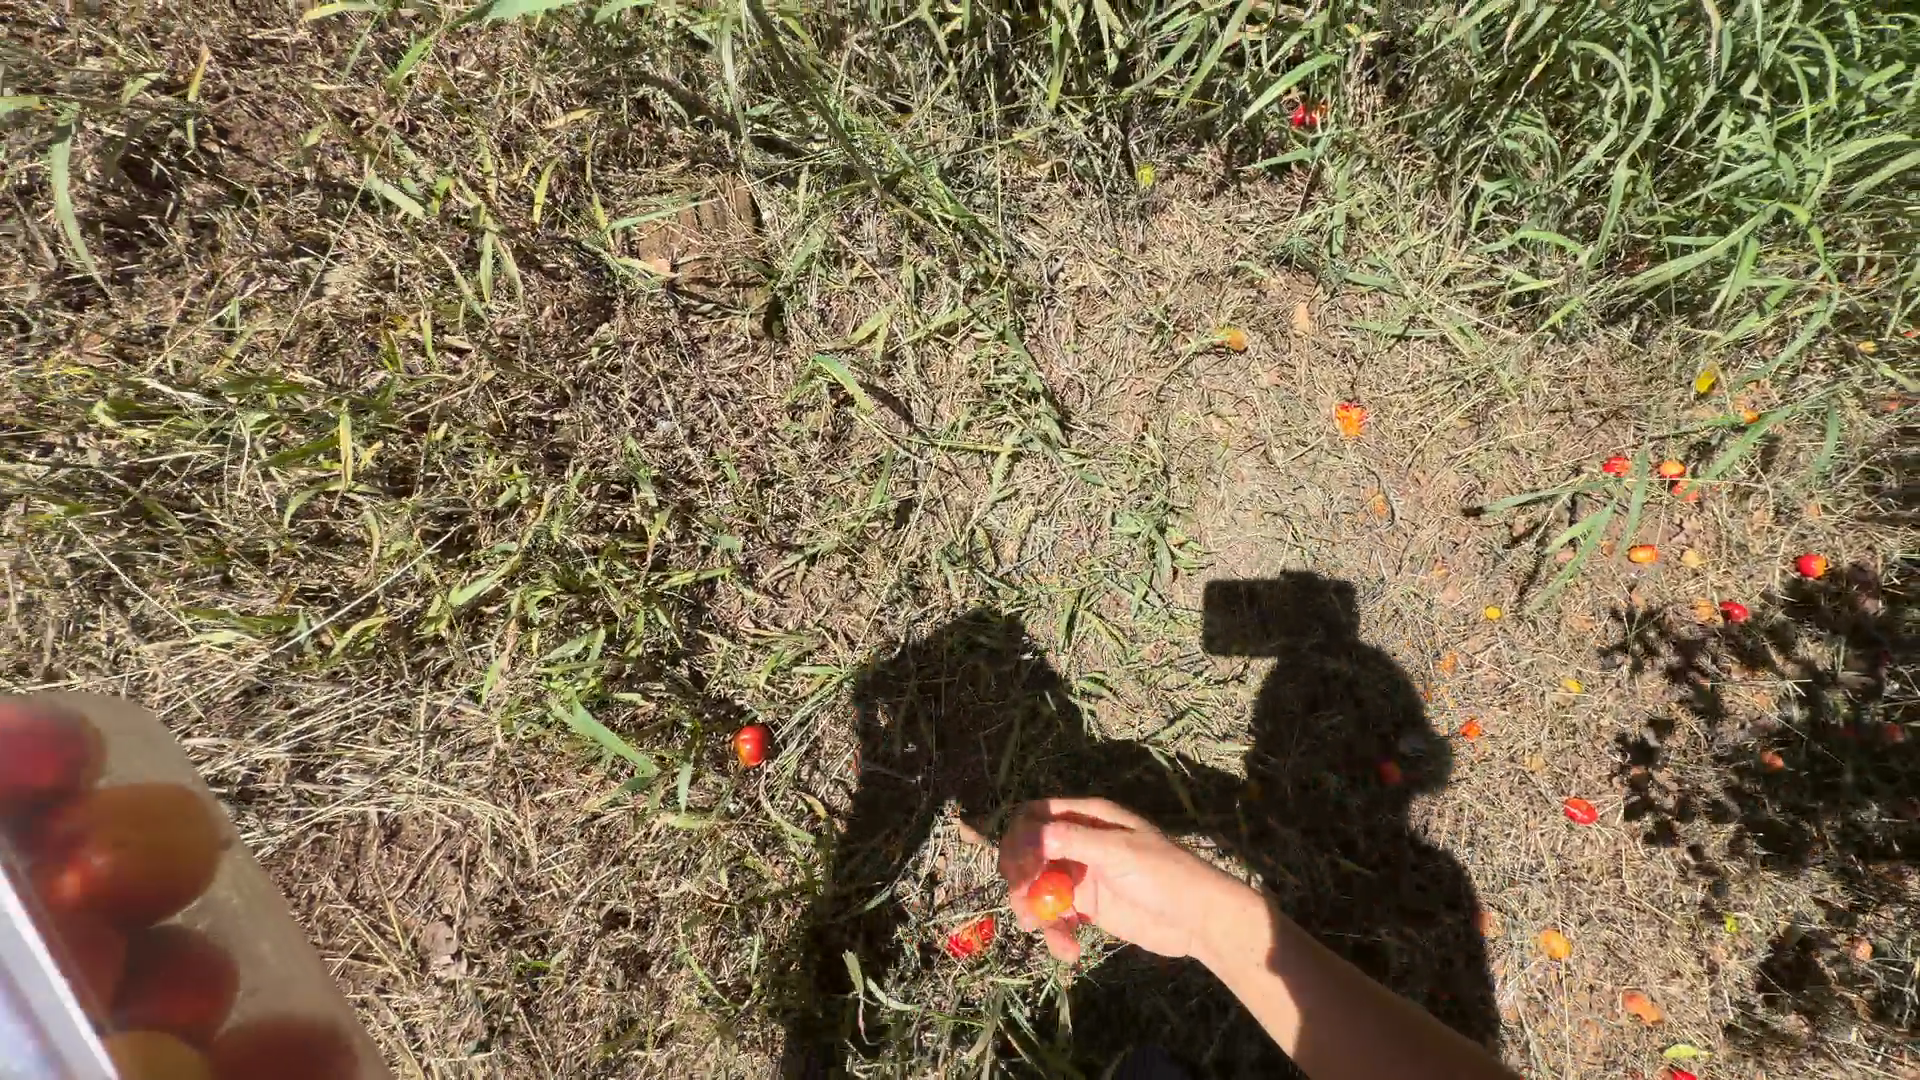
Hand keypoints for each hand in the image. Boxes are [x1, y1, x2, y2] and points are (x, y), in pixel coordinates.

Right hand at [998, 797, 1256, 963]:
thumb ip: (1072, 840)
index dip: (1019, 839)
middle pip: (1029, 853)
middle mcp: (1078, 841)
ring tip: (1047, 933)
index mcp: (1086, 816)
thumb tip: (1028, 834)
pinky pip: (1056, 916)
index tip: (1020, 869)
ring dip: (1035, 911)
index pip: (1035, 816)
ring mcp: (1081, 874)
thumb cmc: (1163, 873)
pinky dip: (1055, 933)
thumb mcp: (1117, 851)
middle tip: (1023, 905)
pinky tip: (1069, 950)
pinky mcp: (1087, 907)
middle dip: (1021, 879)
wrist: (1199, 919)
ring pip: (1038, 887)